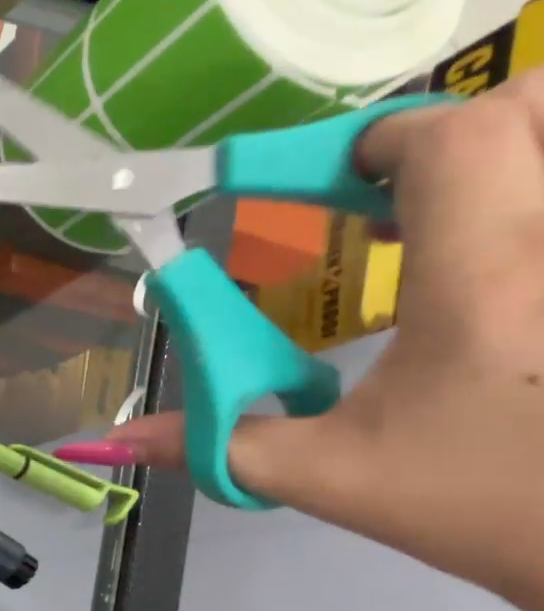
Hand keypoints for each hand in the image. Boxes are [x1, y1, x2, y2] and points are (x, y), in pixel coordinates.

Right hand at [81, 72, 543, 610]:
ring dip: (496, 152)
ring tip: (427, 215)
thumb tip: (109, 440)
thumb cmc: (483, 506)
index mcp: (485, 280)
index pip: (450, 140)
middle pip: (532, 104)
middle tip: (378, 194)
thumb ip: (213, 443)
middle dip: (449, 129)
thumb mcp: (326, 475)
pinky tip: (476, 256)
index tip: (307, 187)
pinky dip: (520, 191)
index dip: (372, 142)